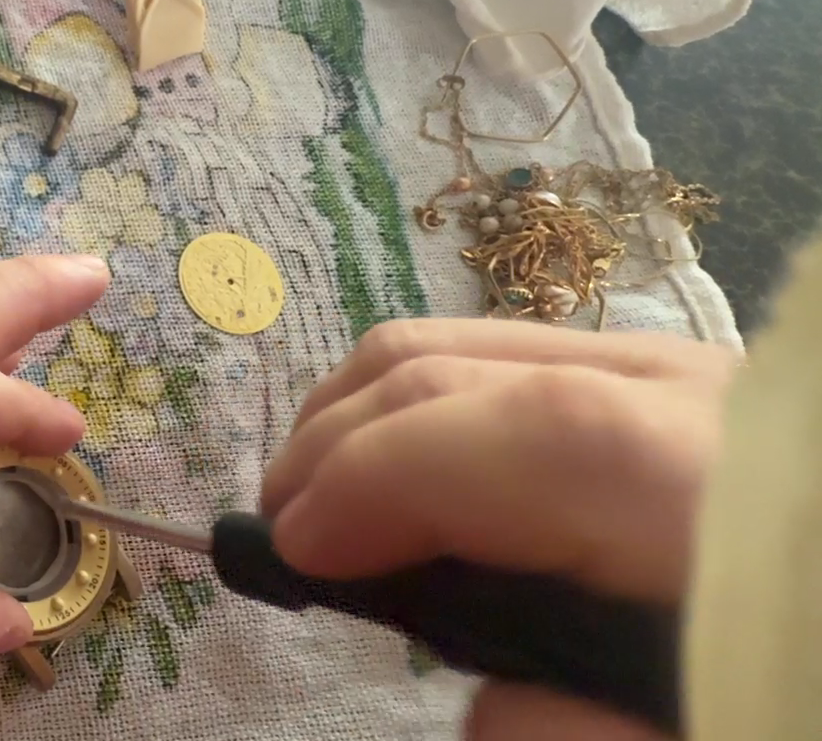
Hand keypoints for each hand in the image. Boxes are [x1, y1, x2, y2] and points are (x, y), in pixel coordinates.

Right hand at [260, 319, 735, 740]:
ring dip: (353, 412)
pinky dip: (409, 401)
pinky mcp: (665, 371)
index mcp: (727, 487)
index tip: (297, 559)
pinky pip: (487, 354)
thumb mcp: (755, 727)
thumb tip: (491, 715)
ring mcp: (679, 363)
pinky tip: (406, 466)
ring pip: (449, 341)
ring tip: (326, 490)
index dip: (370, 484)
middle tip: (289, 529)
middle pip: (444, 367)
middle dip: (328, 444)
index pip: (512, 436)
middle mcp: (700, 389)